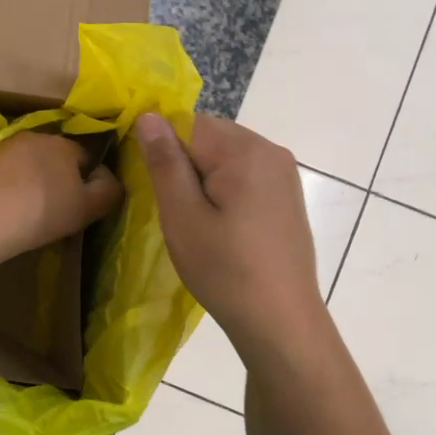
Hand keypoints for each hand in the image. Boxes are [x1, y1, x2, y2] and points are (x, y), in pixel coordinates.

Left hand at [0, 132, 122, 264]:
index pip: (84, 159)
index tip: (74, 209)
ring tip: (17, 215)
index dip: (83, 185)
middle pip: (50, 159)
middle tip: (47, 214)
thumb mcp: (84, 211)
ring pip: (19, 165)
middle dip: (52, 180)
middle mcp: (29, 137)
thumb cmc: (35, 217)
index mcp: (61, 145)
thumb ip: (107, 193)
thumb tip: (111, 180)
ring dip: (23, 183)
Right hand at [135, 112, 323, 352]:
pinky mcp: (287, 195)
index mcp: (244, 151)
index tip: (149, 185)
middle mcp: (270, 151)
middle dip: (183, 162)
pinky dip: (223, 189)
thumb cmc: (224, 270)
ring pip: (226, 156)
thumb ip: (165, 162)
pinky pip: (244, 175)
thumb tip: (148, 115)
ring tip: (192, 219)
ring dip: (202, 177)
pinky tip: (218, 225)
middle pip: (209, 136)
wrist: (280, 319)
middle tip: (170, 208)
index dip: (161, 149)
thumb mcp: (182, 217)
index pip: (187, 123)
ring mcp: (284, 173)